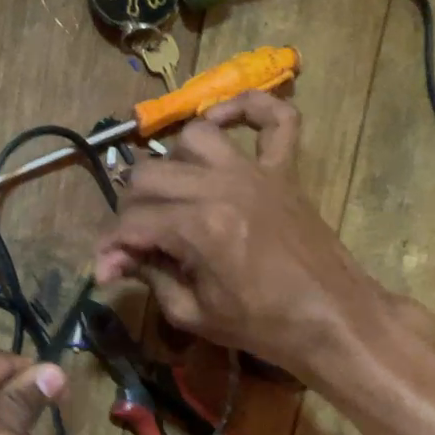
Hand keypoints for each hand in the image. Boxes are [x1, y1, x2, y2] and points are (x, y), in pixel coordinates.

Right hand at [93, 92, 401, 380]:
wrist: (328, 317)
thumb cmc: (259, 325)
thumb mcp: (191, 313)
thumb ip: (150, 277)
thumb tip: (114, 262)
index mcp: (198, 228)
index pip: (132, 222)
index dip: (109, 247)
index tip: (105, 272)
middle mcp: (222, 187)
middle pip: (150, 174)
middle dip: (129, 209)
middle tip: (133, 242)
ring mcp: (255, 172)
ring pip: (195, 136)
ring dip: (171, 162)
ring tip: (169, 194)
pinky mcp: (284, 170)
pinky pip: (273, 118)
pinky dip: (246, 109)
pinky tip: (221, 123)